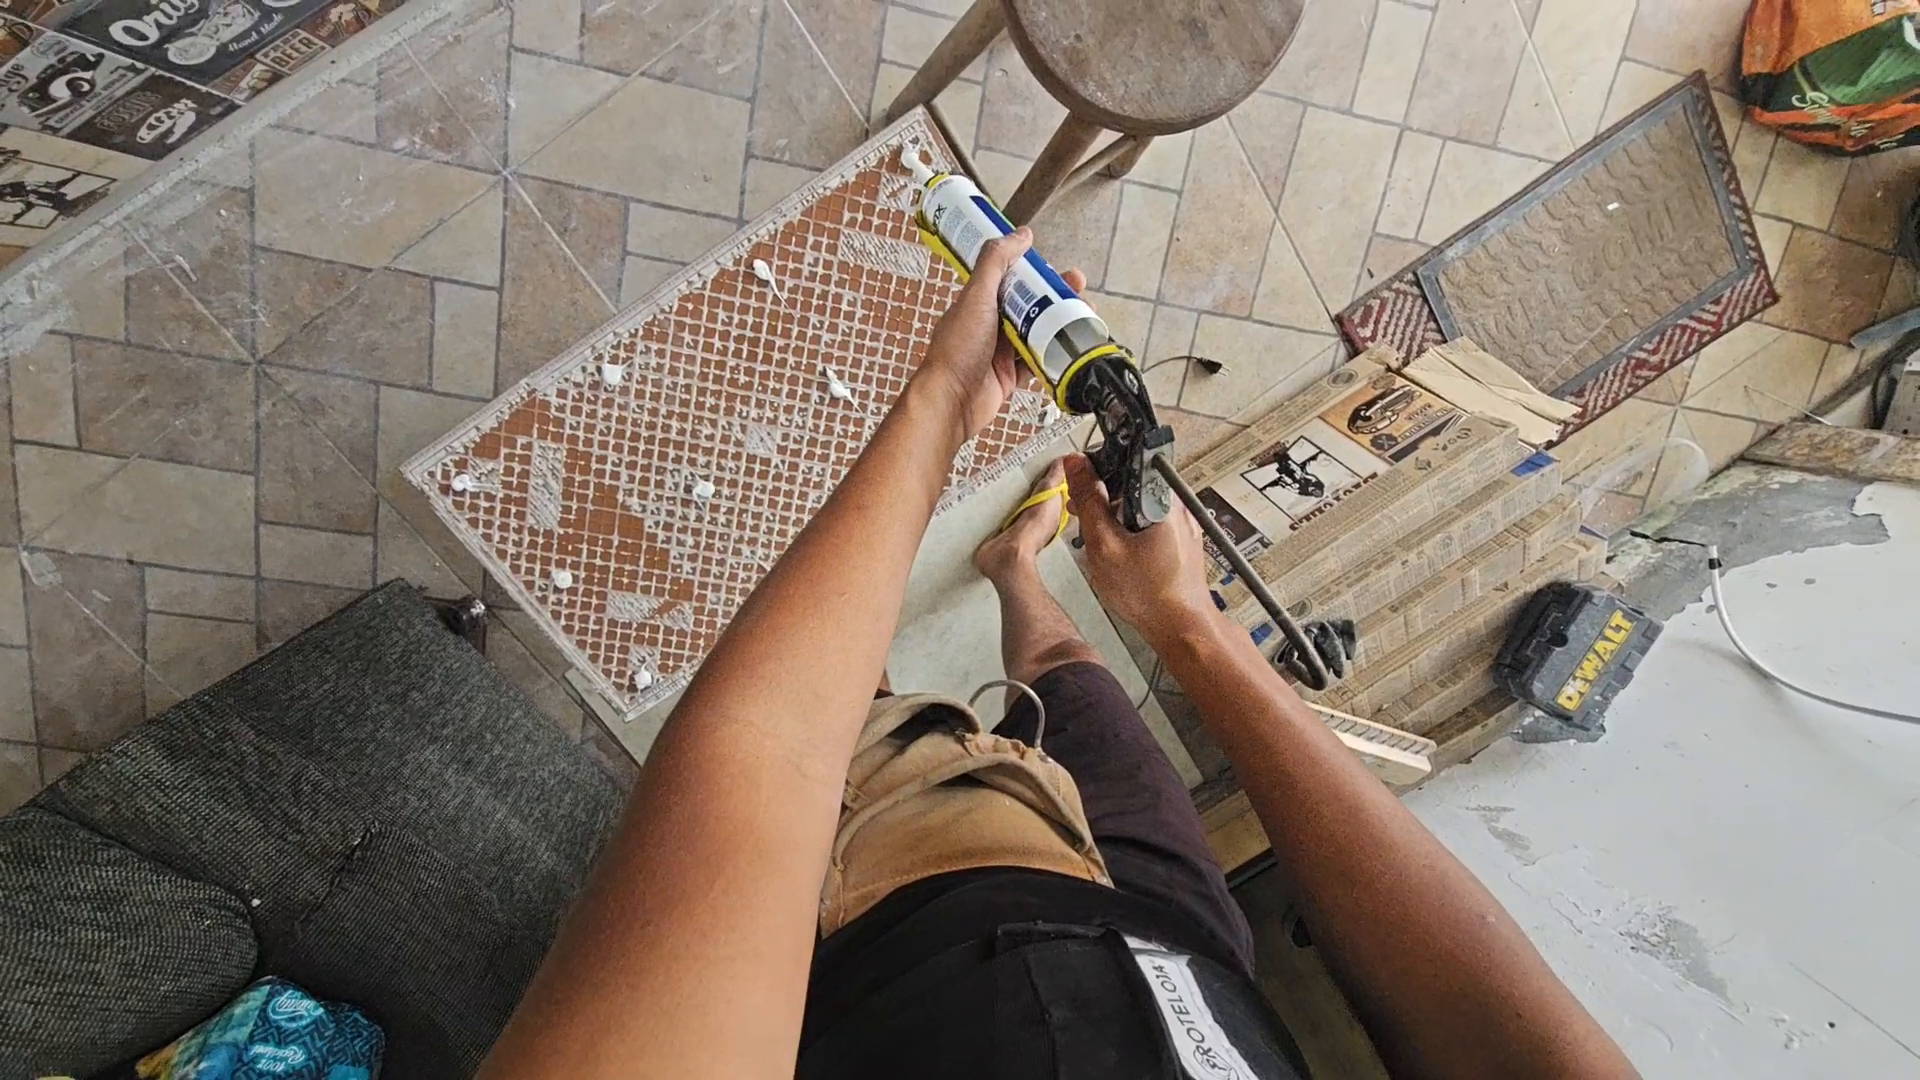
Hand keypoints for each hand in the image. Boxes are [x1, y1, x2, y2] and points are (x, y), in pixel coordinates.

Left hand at [912, 227, 1085, 438]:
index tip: (1058, 269)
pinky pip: (1035, 364)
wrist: (951, 402)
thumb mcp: (976, 297)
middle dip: (1056, 298)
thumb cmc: (956, 352)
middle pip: (1029, 306)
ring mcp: (999, 353)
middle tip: (1079, 293)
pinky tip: (1068, 350)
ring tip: (1082, 319)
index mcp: (978, 303)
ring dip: (1058, 327)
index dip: (1036, 273)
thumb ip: (996, 263)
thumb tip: (1019, 235)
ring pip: (1035, 334)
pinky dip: (1051, 358)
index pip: (1011, 279)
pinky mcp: (1008, 378)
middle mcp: (989, 326)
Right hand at [1064, 454, 1222, 647]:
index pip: (1126, 460)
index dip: (1096, 469)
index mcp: (1162, 500)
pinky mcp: (1180, 538)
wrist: (1181, 628)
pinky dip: (1127, 528)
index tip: (1078, 486)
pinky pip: (1148, 520)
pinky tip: (1115, 549)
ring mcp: (1181, 523)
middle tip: (1080, 516)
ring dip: (1112, 514)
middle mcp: (1177, 505)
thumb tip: (1076, 465)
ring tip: (1096, 538)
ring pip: (1137, 502)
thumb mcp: (1104, 546)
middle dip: (1101, 495)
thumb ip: (1089, 502)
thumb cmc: (1149, 595)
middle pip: (1131, 481)